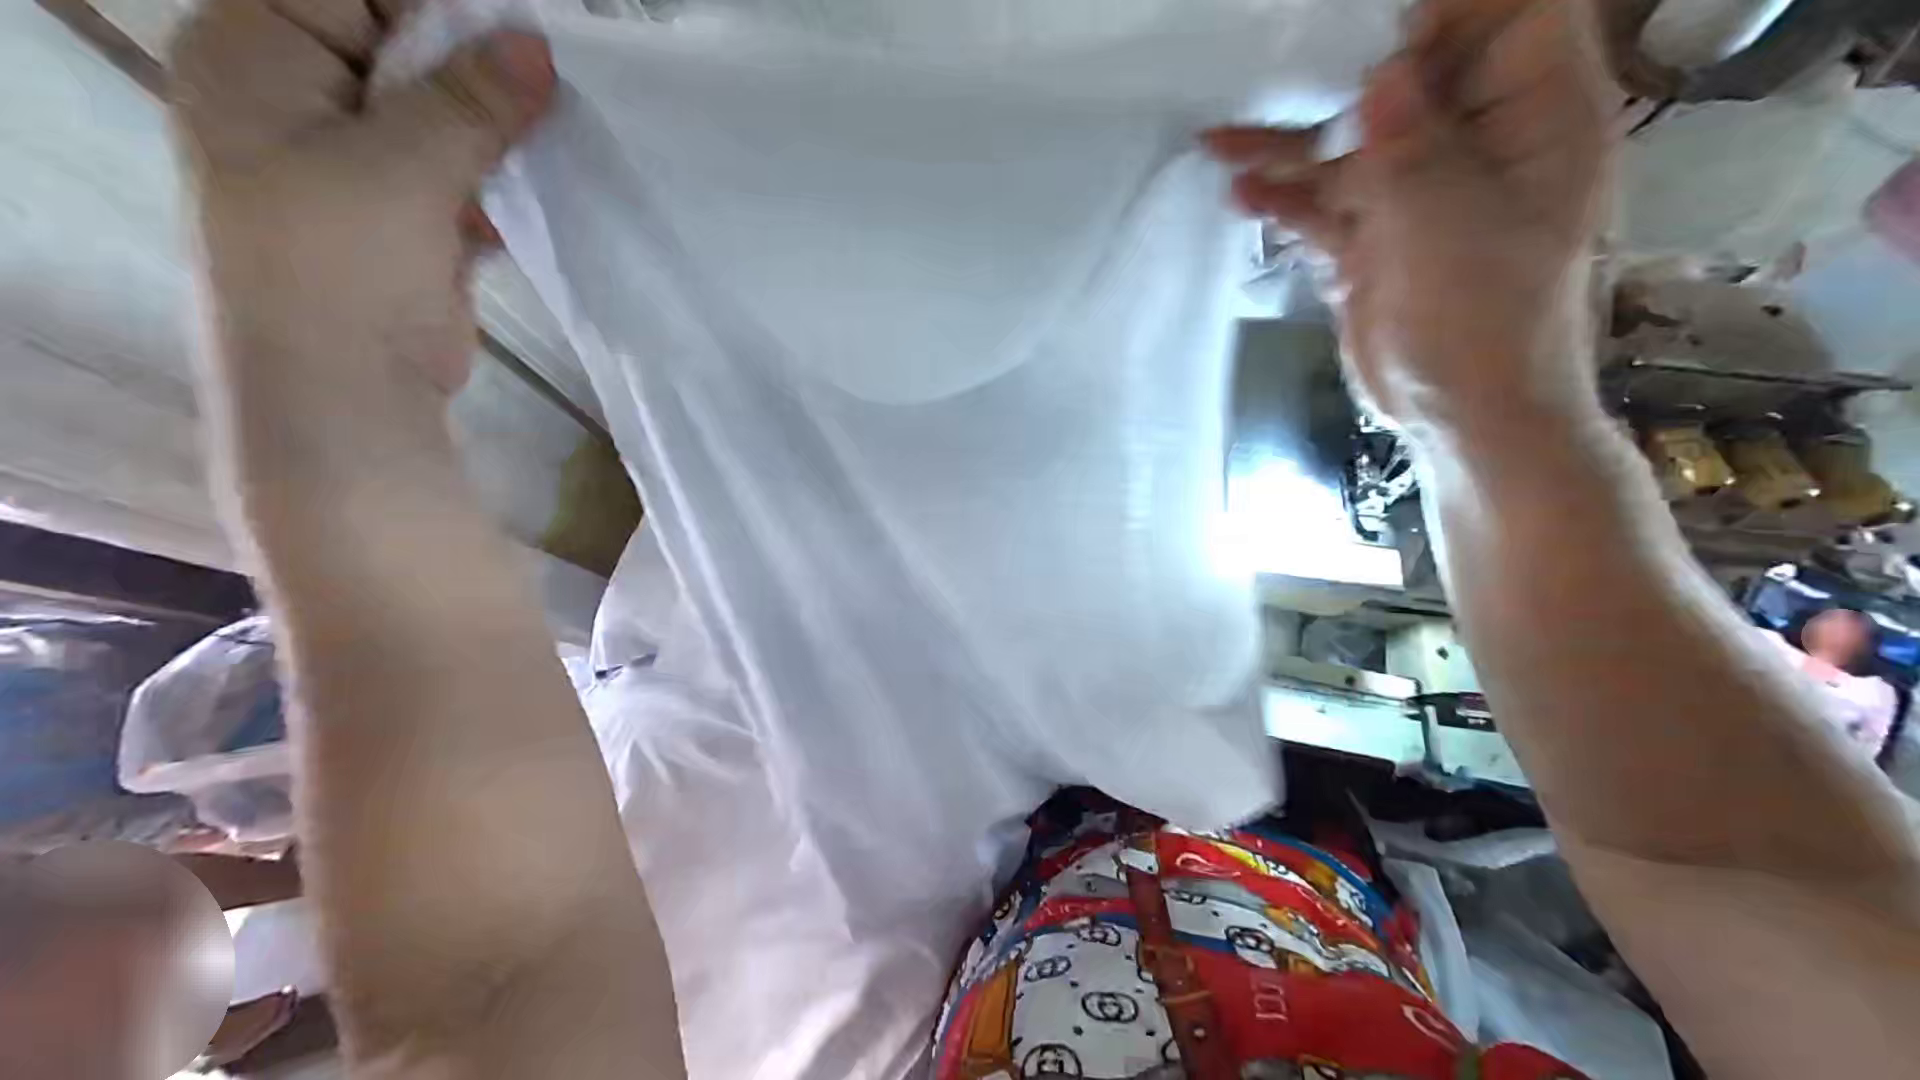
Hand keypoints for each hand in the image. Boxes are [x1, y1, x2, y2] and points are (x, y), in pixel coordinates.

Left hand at [171, 0, 554, 392]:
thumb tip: (535, 47)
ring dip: (497, 133)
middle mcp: (299, 99)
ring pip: (440, 121)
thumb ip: (468, 103)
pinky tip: (538, 185)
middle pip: (402, 54)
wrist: (348, 390)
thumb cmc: (341, 266)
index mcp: (258, 55)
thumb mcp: (401, 168)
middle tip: (554, 84)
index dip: (441, 8)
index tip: (524, 31)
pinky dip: (497, 181)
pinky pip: (459, 177)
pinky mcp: (405, 220)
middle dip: (479, 71)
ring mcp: (355, 166)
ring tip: (558, 133)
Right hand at [1206, 0, 1621, 437]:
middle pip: (1408, 81)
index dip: (1440, 10)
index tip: (1357, 19)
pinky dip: (1284, 199)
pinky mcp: (1372, 242)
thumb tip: (1384, 72)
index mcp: (1532, 120)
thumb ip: (1414, 148)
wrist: (1460, 415)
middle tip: (1268, 64)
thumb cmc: (1483, 323)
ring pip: (1350, 149)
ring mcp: (1416, 197)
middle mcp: (1473, 146)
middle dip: (1339, 71)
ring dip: (1288, 145)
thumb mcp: (1450, 227)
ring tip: (1220, 139)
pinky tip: (1241, 190)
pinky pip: (1323, 206)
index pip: (1504, 20)